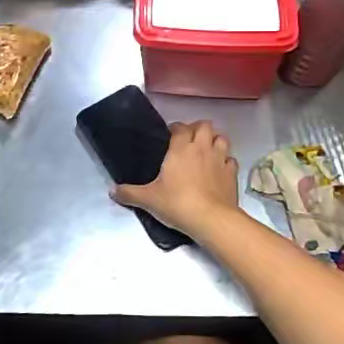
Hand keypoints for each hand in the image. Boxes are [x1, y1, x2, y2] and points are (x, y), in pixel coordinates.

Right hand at [112, 121, 241, 237]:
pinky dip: (226, 161)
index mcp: (181, 148)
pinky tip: (219, 169)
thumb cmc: (177, 203)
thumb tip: (111, 191)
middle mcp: (202, 148)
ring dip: (215, 140)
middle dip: (198, 129)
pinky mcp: (232, 173)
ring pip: (222, 138)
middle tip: (190, 140)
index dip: (176, 128)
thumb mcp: (148, 199)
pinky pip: (231, 159)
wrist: (210, 218)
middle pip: (205, 125)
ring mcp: (220, 159)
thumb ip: (129, 193)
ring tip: (207, 150)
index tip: (170, 135)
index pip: (180, 127)